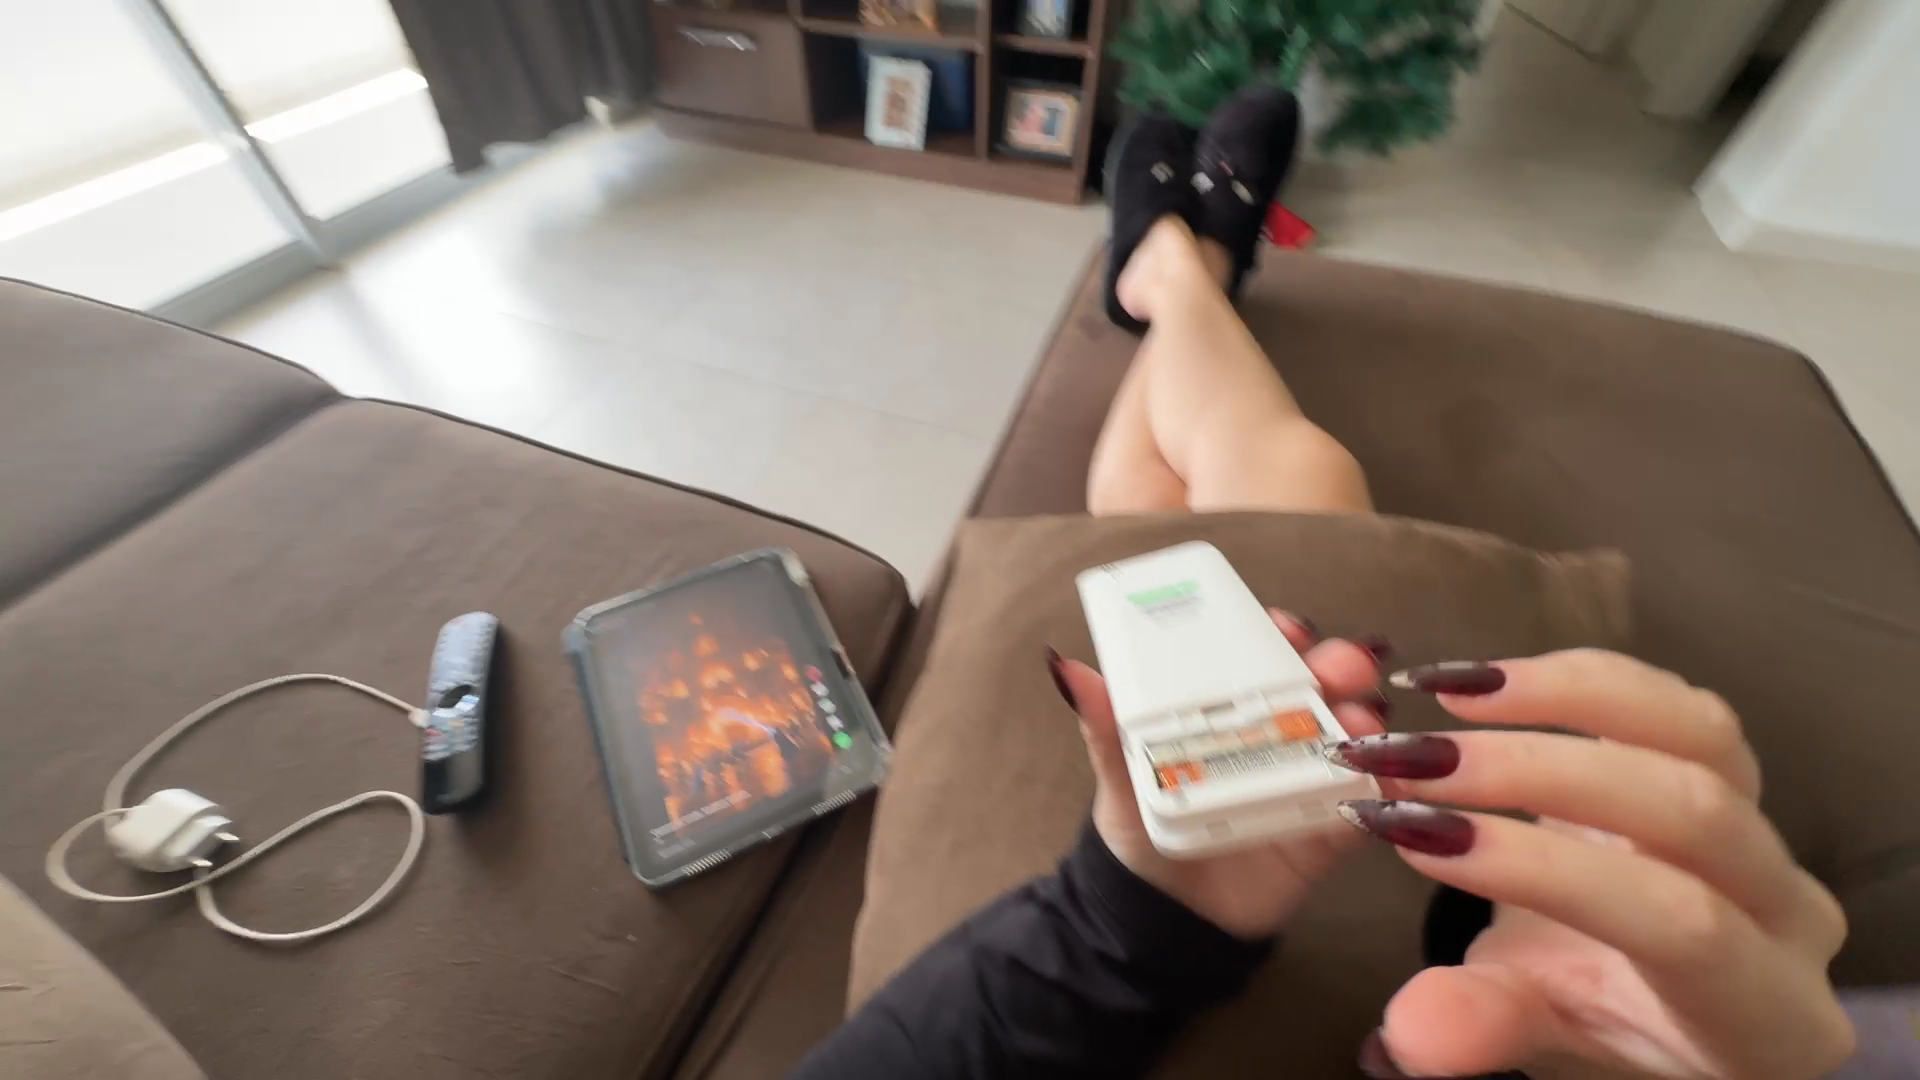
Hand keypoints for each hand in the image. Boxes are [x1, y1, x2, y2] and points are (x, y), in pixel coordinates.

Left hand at [1047, 611, 1386, 939]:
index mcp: (1224, 710)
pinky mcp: (1328, 831)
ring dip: (1363, 716)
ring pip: (1350, 733)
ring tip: (1359, 718)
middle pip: (1315, 684)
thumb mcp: (1117, 773)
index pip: (1256, 655)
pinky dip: (1379, 784)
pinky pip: (1366, 801)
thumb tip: (1065, 669)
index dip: (1274, 633)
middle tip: (1337, 665)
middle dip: (1335, 663)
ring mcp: (1304, 779)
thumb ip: (1101, 726)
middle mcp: (1272, 733)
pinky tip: (1378, 774)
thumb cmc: (1140, 828)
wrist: (1166, 918)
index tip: (1282, 624)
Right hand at [1331, 650, 1853, 1079]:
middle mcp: (1783, 904)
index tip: (1407, 831)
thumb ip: (1484, 1024)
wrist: (1641, 967)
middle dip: (1525, 771)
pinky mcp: (1713, 762)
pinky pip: (1665, 697)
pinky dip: (1563, 675)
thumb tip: (1405, 1035)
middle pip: (1685, 807)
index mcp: (1755, 1003)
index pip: (1672, 921)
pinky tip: (1476, 680)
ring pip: (1696, 730)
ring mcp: (1760, 823)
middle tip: (1405, 758)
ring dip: (1556, 695)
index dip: (1535, 866)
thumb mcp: (1534, 1022)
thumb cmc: (1590, 1003)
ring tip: (1443, 689)